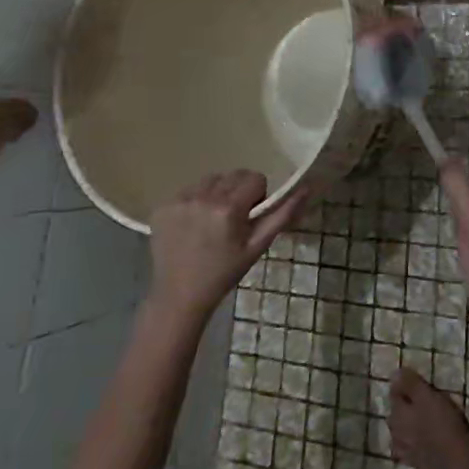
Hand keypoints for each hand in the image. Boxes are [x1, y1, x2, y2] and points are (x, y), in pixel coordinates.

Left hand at [148, 170, 307, 321]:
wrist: (181, 293)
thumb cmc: (224, 273)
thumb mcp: (256, 247)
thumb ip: (281, 216)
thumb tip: (305, 189)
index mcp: (228, 208)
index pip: (254, 178)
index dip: (257, 196)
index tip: (250, 216)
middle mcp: (202, 197)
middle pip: (231, 176)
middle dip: (237, 192)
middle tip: (233, 220)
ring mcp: (179, 199)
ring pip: (208, 180)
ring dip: (215, 194)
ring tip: (212, 222)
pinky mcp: (162, 205)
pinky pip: (187, 190)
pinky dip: (194, 201)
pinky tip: (192, 226)